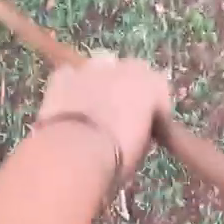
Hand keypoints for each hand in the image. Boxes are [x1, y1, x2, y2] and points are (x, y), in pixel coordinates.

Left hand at [36, 56, 167, 180]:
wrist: (76, 152)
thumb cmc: (118, 156)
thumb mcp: (142, 149)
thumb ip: (143, 131)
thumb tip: (134, 132)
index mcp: (154, 84)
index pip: (159, 93)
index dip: (152, 113)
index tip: (145, 132)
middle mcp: (127, 67)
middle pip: (131, 75)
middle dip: (127, 92)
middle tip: (118, 120)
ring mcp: (93, 66)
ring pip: (100, 72)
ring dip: (99, 87)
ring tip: (91, 115)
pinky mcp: (64, 73)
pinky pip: (71, 78)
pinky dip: (71, 90)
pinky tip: (68, 111)